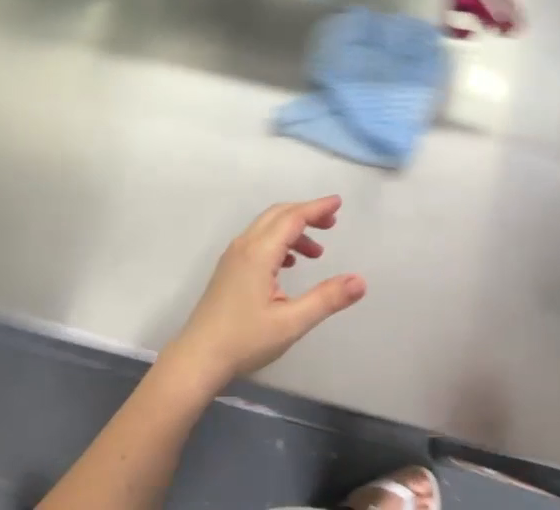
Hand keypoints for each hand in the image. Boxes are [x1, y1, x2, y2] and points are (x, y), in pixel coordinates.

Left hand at [162, 196, 366, 387]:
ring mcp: (233, 257)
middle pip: (277, 215)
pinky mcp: (229, 269)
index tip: (338, 203)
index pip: (292, 218)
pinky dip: (278, 243)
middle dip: (306, 214)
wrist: (199, 357)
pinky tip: (290, 265)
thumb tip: (360, 280)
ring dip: (292, 231)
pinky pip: (257, 242)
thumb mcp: (291, 322)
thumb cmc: (245, 340)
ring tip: (317, 253)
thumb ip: (326, 299)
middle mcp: (244, 246)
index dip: (316, 208)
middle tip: (332, 223)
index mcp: (258, 252)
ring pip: (266, 228)